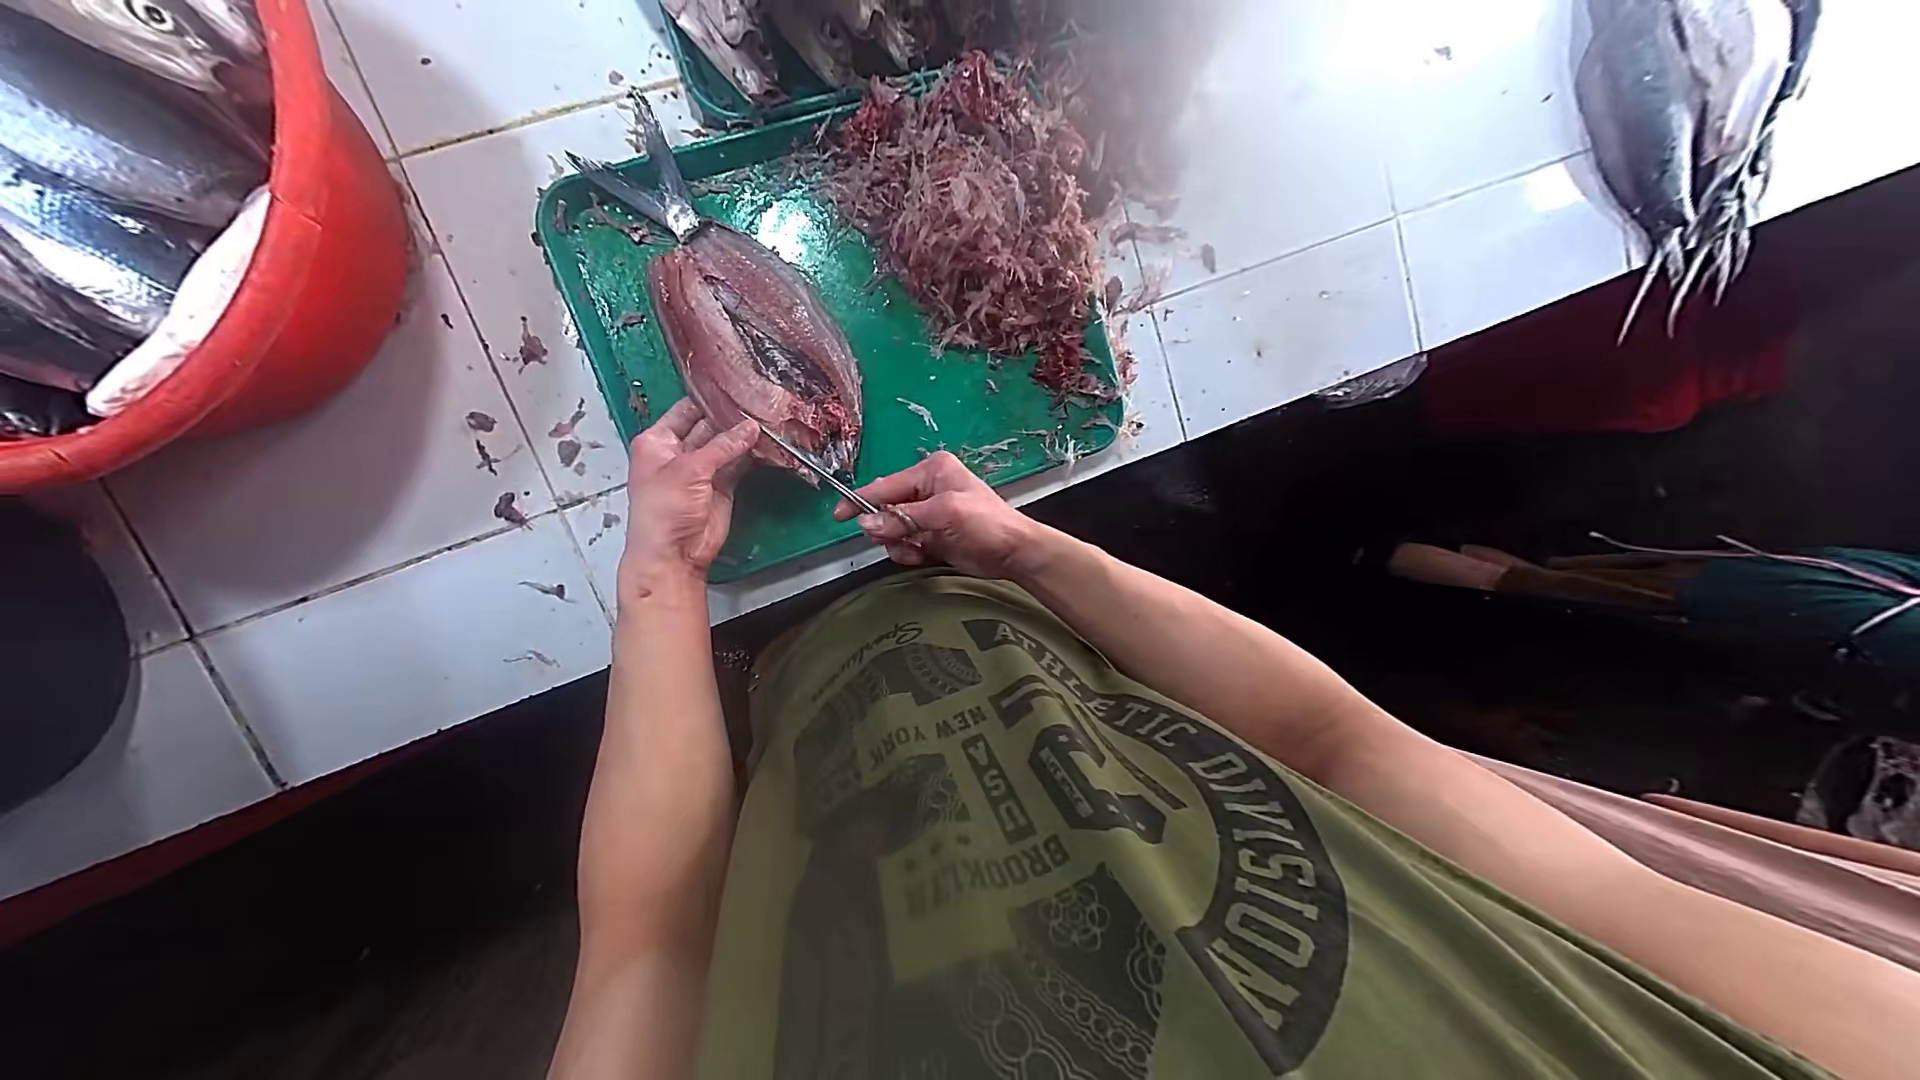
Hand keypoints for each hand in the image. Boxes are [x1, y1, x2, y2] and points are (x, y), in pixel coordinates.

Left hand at [618, 399, 759, 600]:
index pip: (686, 410)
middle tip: (757, 401)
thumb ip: (722, 446)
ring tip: (767, 418)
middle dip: (731, 416)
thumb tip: (749, 428)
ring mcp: (702, 470)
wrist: (675, 553)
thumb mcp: (689, 470)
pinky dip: (751, 454)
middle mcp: (679, 452)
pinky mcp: (721, 486)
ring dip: (744, 436)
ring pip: (726, 445)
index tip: (734, 385)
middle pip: (709, 425)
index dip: (708, 398)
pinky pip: (738, 464)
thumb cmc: (662, 512)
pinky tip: (765, 442)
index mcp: (658, 441)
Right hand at [833, 451, 1051, 579]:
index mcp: (930, 472)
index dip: (860, 501)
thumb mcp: (944, 514)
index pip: (885, 486)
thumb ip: (902, 518)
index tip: (838, 516)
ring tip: (919, 549)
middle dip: (887, 528)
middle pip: (884, 510)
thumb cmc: (986, 523)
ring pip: (891, 531)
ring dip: (899, 543)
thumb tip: (866, 523)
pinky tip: (924, 554)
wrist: (1013, 552)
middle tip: (900, 540)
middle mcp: (926, 490)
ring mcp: (928, 515)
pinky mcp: (931, 537)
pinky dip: (908, 552)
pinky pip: (904, 544)